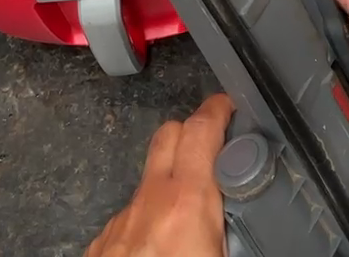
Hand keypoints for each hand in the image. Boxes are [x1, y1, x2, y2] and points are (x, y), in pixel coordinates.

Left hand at [87, 93, 232, 256]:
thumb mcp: (224, 255)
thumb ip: (235, 224)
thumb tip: (246, 211)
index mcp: (187, 203)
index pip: (200, 130)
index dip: (217, 110)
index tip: (230, 106)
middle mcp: (150, 202)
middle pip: (168, 134)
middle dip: (192, 131)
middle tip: (216, 149)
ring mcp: (121, 221)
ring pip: (148, 178)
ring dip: (170, 180)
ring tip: (191, 207)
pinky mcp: (102, 242)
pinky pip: (131, 213)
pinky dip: (149, 217)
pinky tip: (161, 242)